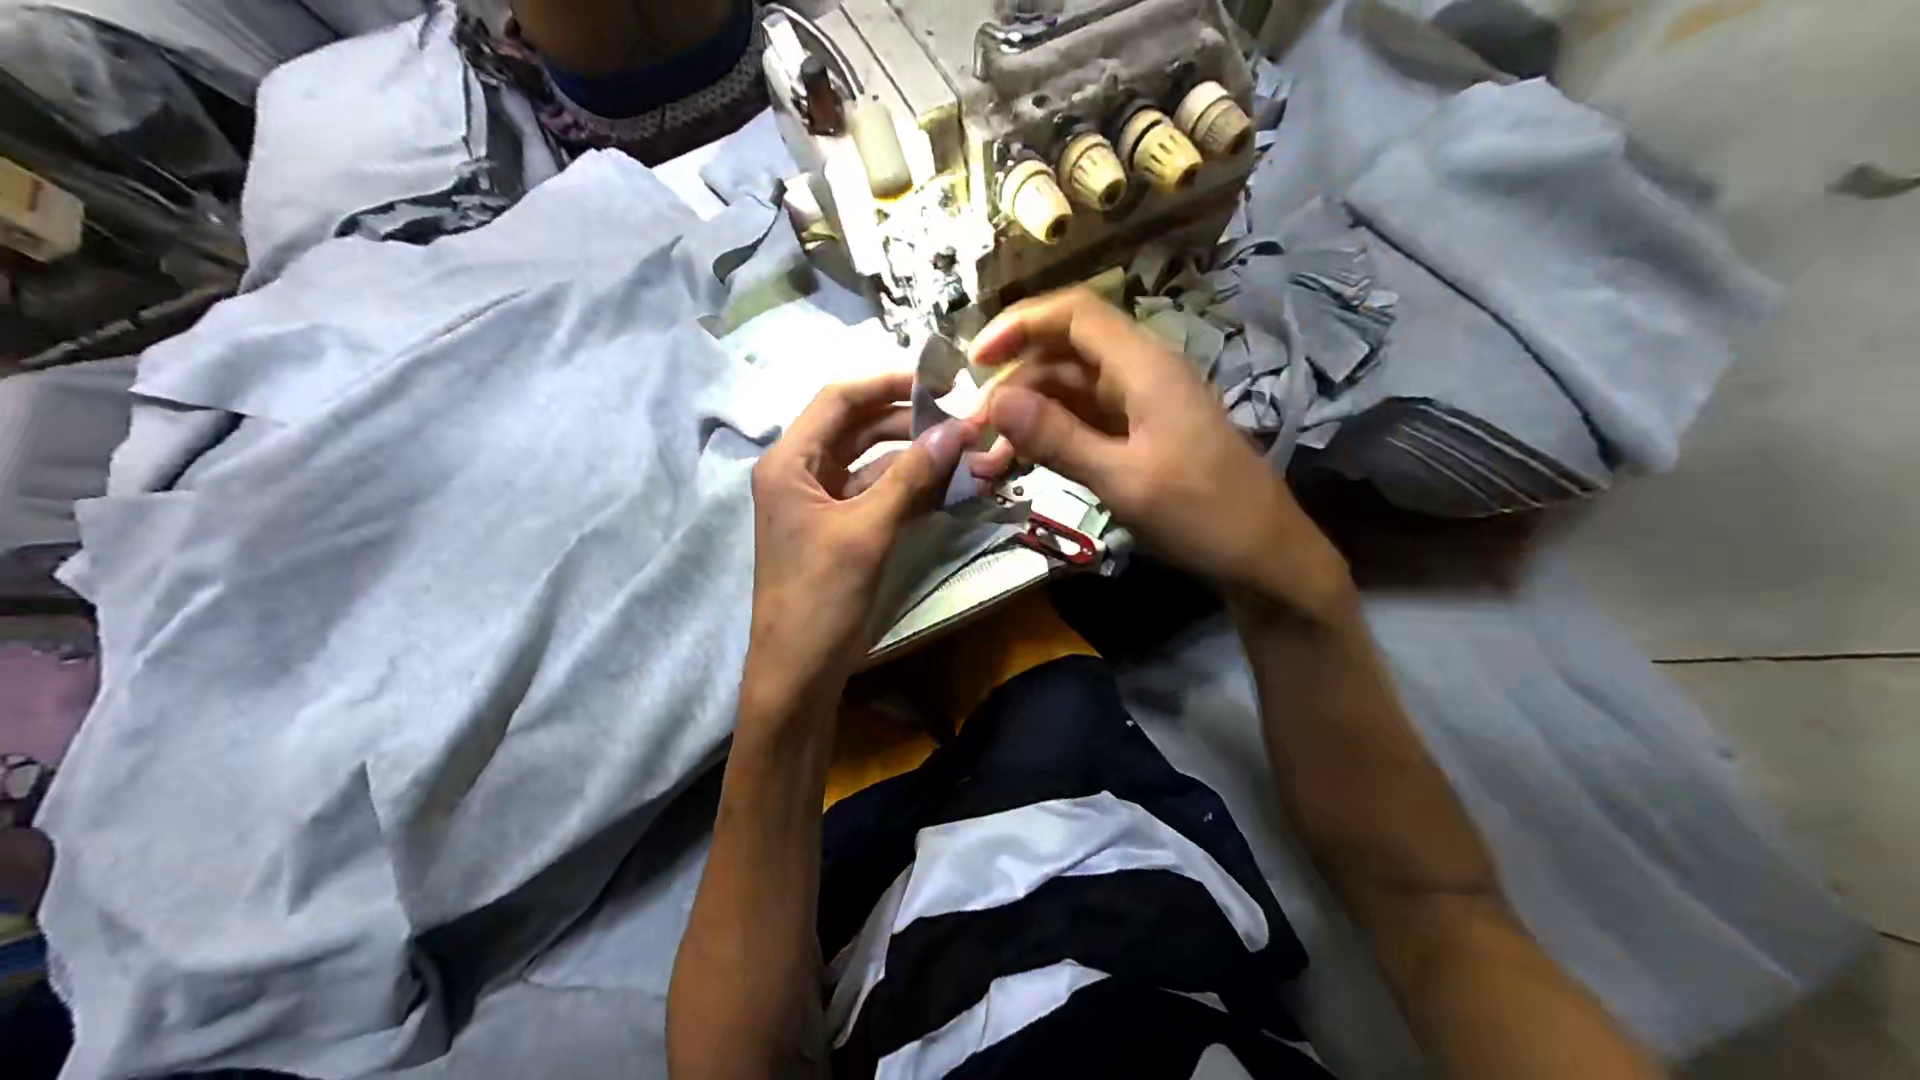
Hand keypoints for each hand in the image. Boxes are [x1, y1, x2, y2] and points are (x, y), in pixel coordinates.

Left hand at [744, 373, 977, 717]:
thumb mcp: (866, 531)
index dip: (886, 383)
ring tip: (967, 454)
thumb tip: (956, 428)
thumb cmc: (819, 596)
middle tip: (962, 423)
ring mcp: (822, 502)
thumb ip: (910, 477)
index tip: (936, 383)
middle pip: (859, 428)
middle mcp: (802, 473)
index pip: (838, 400)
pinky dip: (911, 490)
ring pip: (874, 463)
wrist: (798, 672)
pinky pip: (879, 495)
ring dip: (917, 459)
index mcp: (789, 462)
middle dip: (910, 425)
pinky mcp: (842, 529)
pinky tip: (950, 486)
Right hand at [972, 288, 1352, 619]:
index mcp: (1143, 366)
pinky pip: (1083, 421)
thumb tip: (994, 402)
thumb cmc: (1203, 514)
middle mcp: (1140, 373)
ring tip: (988, 463)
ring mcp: (1141, 405)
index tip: (972, 360)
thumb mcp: (1123, 479)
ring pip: (1068, 392)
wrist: (1263, 557)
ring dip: (1026, 419)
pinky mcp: (1140, 434)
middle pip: (1062, 355)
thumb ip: (1057, 438)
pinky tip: (1021, 465)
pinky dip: (1049, 438)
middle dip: (1012, 388)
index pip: (1072, 314)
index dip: (1018, 324)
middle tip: (972, 434)